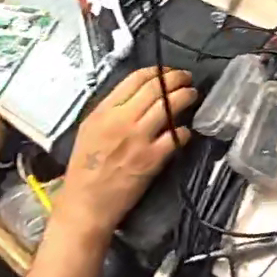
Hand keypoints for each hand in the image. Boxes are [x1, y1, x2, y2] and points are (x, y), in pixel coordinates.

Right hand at [55, 68, 196, 238]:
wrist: (86, 204)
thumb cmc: (85, 167)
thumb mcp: (90, 128)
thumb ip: (111, 109)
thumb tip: (139, 93)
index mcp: (105, 111)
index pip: (135, 79)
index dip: (156, 71)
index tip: (166, 71)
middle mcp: (122, 120)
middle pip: (156, 88)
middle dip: (176, 78)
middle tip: (186, 77)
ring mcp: (139, 139)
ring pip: (170, 107)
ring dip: (185, 96)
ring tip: (192, 94)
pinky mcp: (152, 159)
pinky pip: (176, 136)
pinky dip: (184, 130)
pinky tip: (185, 130)